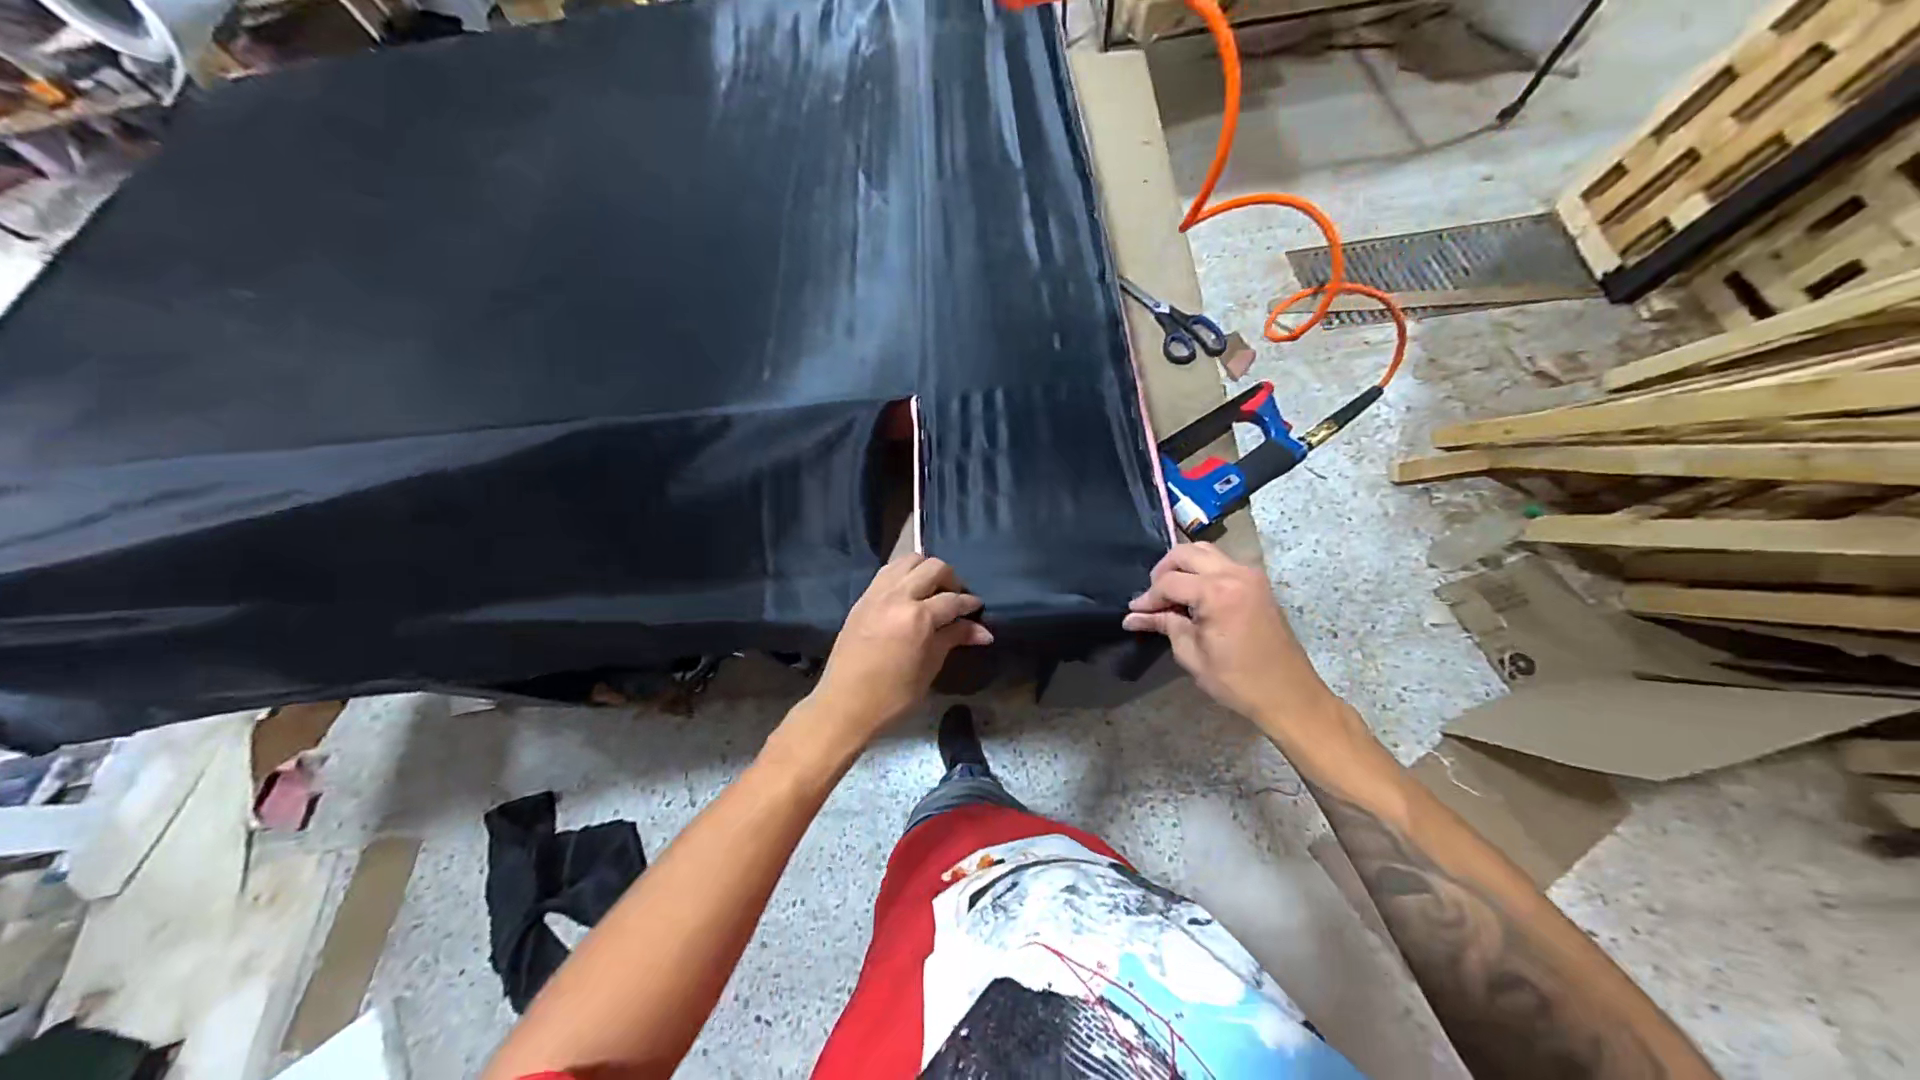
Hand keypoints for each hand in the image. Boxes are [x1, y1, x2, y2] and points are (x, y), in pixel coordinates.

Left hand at [800, 553, 993, 752]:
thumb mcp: (930, 666)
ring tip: (932, 592)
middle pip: (933, 567)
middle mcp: (897, 596)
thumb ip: (954, 638)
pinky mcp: (862, 598)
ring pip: (908, 560)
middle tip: (955, 599)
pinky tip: (910, 594)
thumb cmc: (894, 695)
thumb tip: (984, 632)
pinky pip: (888, 572)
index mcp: (918, 617)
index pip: (953, 599)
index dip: (970, 603)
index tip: (978, 607)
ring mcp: (877, 594)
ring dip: (926, 570)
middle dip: (951, 579)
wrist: (846, 704)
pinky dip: (904, 574)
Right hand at [1122, 542, 1339, 731]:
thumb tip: (1133, 617)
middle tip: (1152, 597)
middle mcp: (1234, 573)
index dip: (1148, 597)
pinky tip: (1193, 595)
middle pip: (1186, 553)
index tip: (1134, 613)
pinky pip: (1222, 563)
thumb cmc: (1237, 681)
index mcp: (1217, 592)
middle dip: (1163, 571)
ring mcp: (1250, 575)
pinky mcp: (1258, 583)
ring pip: (1206, 551)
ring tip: (1171, 593)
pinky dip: (1202, 570)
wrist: (1288, 695)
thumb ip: (1164, 625)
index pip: (1169, 582)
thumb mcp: (1191, 654)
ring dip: (1184, 566)